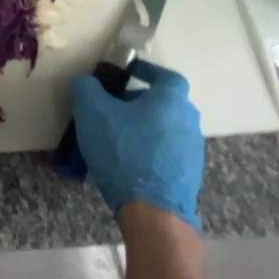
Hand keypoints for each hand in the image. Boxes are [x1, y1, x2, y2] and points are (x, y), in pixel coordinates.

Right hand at [70, 59, 204, 229]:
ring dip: (144, 124)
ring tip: (115, 133)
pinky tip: (125, 158)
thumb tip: (89, 81)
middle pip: (167, 103)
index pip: (169, 77)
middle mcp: (188, 123)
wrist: (151, 207)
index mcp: (170, 103)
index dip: (149, 71)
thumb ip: (87, 87)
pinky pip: (166, 150)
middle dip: (140, 100)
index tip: (129, 71)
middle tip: (113, 104)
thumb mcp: (91, 110)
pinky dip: (148, 146)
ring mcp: (191, 151)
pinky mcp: (187, 174)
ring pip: (166, 127)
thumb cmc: (122, 149)